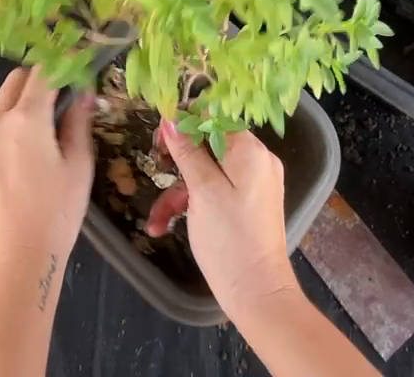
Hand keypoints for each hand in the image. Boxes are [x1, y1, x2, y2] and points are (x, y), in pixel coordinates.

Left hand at [0, 67, 95, 273]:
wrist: (17, 257)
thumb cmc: (56, 212)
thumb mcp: (79, 165)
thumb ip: (79, 122)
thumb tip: (84, 91)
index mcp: (27, 117)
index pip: (44, 72)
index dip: (63, 63)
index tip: (78, 61)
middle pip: (16, 78)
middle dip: (40, 77)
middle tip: (63, 91)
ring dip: (19, 95)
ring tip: (42, 117)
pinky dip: (5, 117)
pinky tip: (22, 142)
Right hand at [157, 119, 301, 319]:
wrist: (258, 296)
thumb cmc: (230, 238)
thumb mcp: (202, 190)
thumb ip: (187, 151)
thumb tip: (170, 117)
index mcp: (250, 151)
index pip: (214, 116)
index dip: (184, 120)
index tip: (160, 137)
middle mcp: (256, 161)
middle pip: (207, 143)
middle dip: (177, 160)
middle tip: (156, 168)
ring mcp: (251, 184)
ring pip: (206, 171)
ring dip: (178, 191)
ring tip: (156, 218)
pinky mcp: (245, 204)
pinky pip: (214, 190)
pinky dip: (191, 203)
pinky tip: (164, 224)